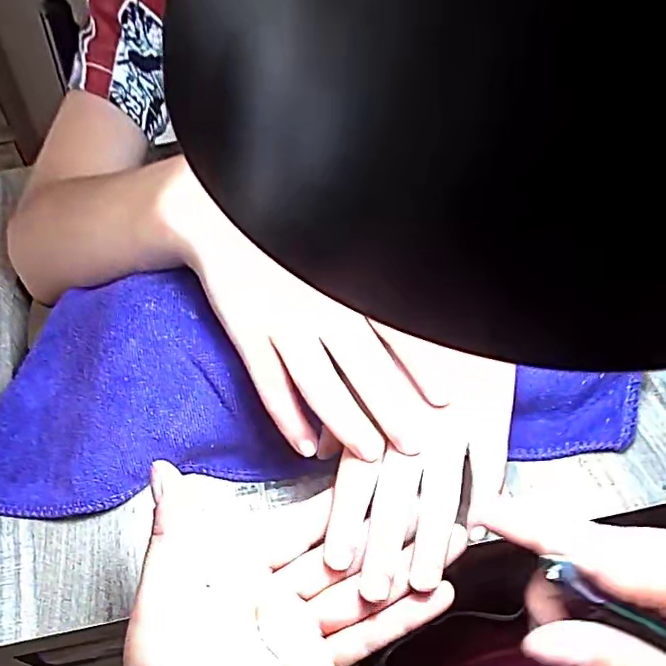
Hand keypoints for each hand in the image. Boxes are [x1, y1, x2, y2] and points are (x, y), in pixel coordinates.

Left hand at [116, 463, 459, 665]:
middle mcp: (275, 594)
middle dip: (386, 528)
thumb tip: (162, 472)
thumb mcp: (161, 600)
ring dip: (403, 567)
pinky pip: (362, 638)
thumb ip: (171, 535)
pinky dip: (399, 619)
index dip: (338, 502)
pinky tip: (432, 596)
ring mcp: (299, 631)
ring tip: (450, 540)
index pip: (295, 526)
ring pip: (359, 591)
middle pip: (338, 555)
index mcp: (239, 570)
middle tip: (434, 498)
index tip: (380, 468)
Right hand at [160, 162, 435, 461]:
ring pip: (317, 384)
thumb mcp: (338, 241)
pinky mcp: (247, 333)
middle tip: (415, 445)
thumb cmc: (287, 230)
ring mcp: (280, 322)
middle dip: (391, 409)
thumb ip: (370, 273)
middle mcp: (320, 305)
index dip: (422, 367)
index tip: (445, 400)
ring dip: (344, 423)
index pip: (394, 330)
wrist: (220, 213)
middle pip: (362, 368)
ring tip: (368, 452)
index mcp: (347, 281)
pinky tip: (304, 446)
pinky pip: (268, 385)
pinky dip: (286, 418)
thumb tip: (415, 303)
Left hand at [324, 348, 514, 600]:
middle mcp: (409, 426)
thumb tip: (322, 450)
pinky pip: (491, 464)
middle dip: (383, 550)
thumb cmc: (398, 334)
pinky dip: (485, 499)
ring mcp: (454, 422)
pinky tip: (474, 534)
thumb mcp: (356, 367)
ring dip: (431, 541)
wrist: (453, 300)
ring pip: (441, 493)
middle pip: (393, 499)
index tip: (338, 561)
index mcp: (371, 416)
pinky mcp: (494, 413)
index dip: (346, 524)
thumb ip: (341, 415)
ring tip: (422, 580)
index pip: (353, 482)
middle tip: (375, 591)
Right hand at [469, 496, 665, 665]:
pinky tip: (621, 632)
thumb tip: (539, 640)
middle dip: (563, 585)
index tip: (484, 509)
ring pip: (617, 556)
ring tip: (596, 647)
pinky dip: (610, 597)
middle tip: (559, 642)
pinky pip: (639, 570)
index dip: (539, 530)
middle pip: (607, 547)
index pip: (608, 550)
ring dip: (584, 594)